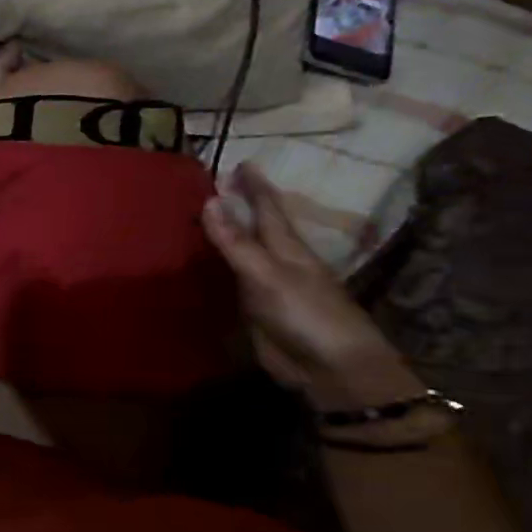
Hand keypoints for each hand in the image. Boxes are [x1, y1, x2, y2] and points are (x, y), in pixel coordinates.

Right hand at [202, 163, 424, 411]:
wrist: (330, 369)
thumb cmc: (306, 314)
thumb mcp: (267, 274)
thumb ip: (236, 241)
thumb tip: (209, 199)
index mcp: (286, 246)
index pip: (267, 207)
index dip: (254, 185)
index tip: (240, 162)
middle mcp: (276, 262)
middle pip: (254, 228)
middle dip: (238, 207)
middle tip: (214, 187)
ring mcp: (267, 288)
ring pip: (243, 254)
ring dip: (226, 238)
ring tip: (201, 221)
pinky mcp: (257, 313)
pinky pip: (233, 283)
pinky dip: (219, 270)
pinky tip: (202, 268)